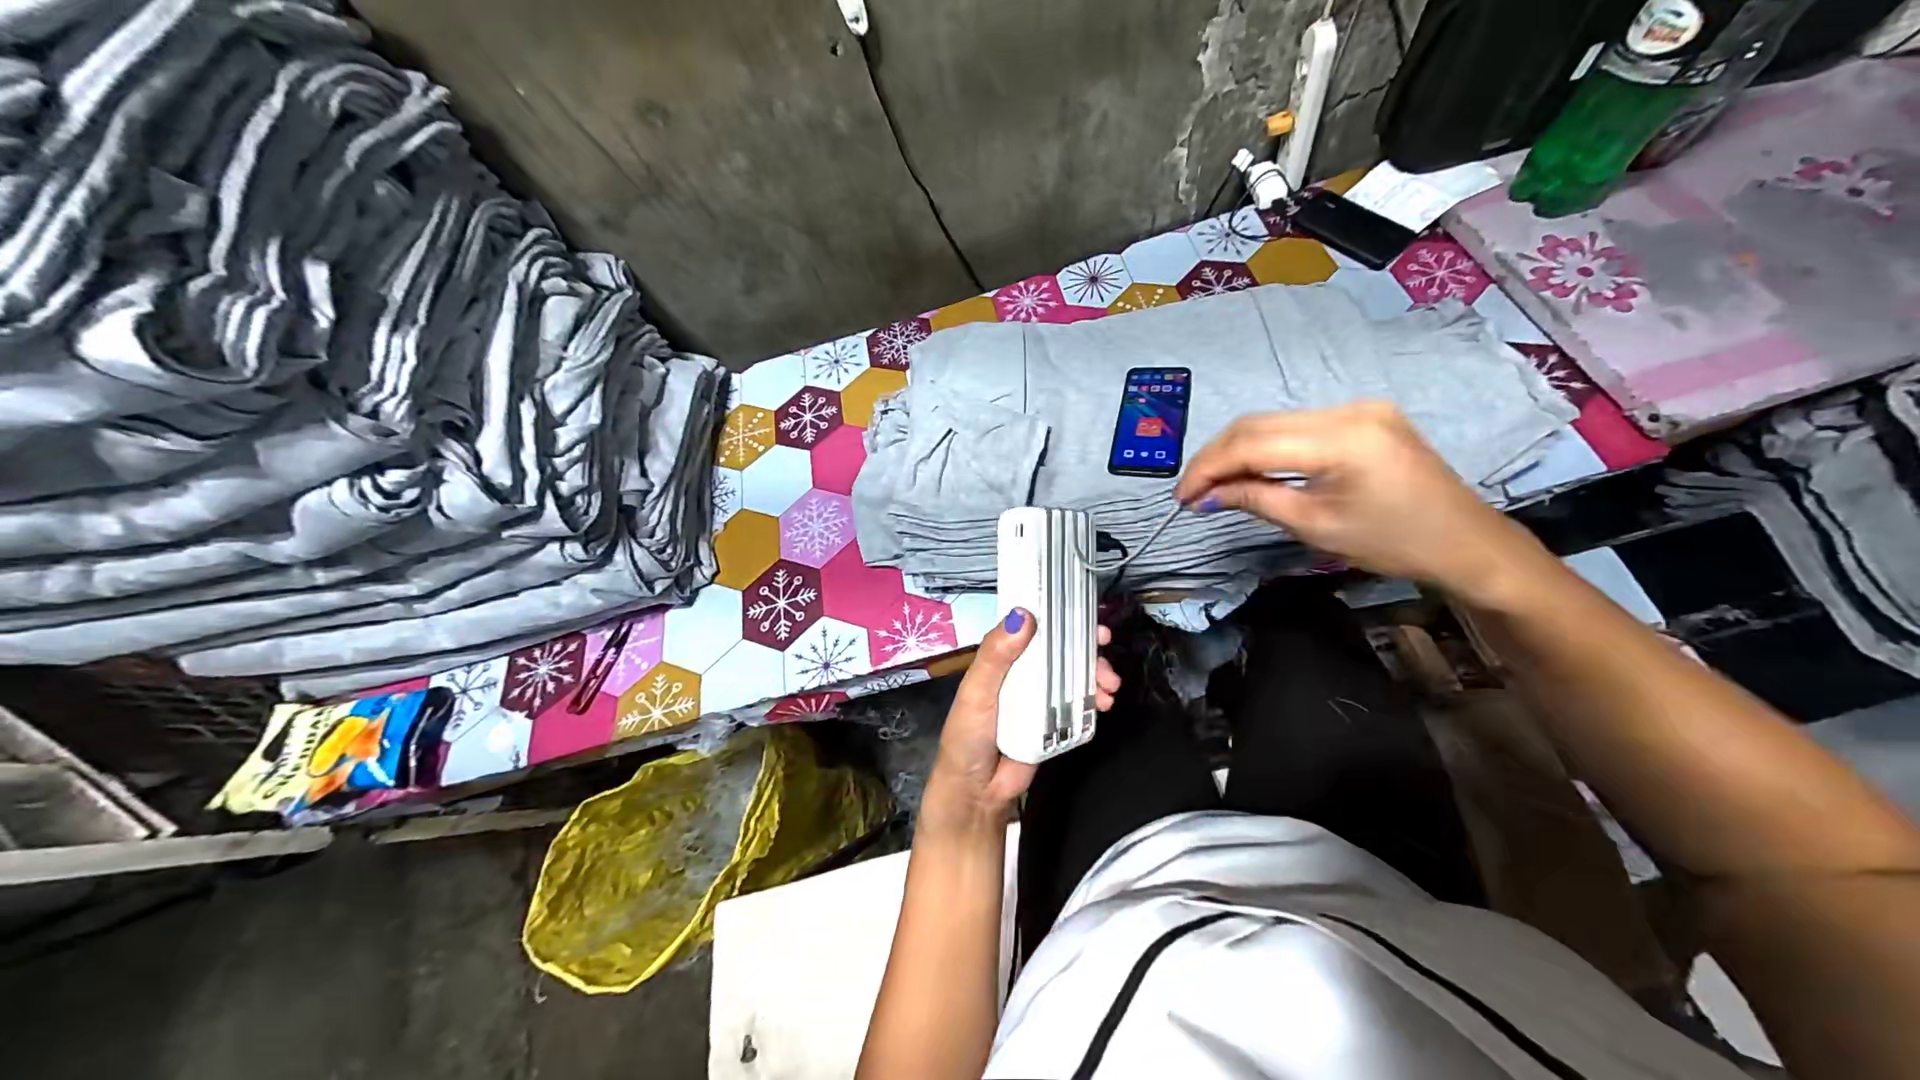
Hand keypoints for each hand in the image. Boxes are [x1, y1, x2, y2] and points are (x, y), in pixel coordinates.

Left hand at [922, 609, 1119, 834]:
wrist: (978, 789)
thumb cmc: (968, 734)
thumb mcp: (977, 690)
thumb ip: (996, 655)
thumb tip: (1022, 615)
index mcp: (1004, 659)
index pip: (1033, 628)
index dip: (1058, 617)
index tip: (1081, 612)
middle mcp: (1025, 673)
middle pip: (1062, 649)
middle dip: (1086, 645)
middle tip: (1104, 643)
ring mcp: (1043, 697)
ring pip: (1076, 674)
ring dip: (1097, 672)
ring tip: (1109, 684)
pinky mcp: (1057, 721)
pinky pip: (1081, 704)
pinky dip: (1097, 698)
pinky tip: (1105, 702)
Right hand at [1173, 402, 1551, 602]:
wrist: (1467, 543)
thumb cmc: (1393, 543)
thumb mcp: (1316, 526)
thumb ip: (1256, 499)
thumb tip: (1208, 494)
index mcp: (1342, 439)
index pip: (1251, 443)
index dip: (1208, 468)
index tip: (1181, 497)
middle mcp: (1349, 410)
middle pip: (1257, 424)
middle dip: (1216, 457)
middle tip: (1191, 492)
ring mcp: (1359, 408)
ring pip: (1273, 421)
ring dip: (1237, 451)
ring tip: (1215, 485)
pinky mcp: (1364, 415)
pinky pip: (1297, 426)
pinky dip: (1266, 447)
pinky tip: (1251, 470)